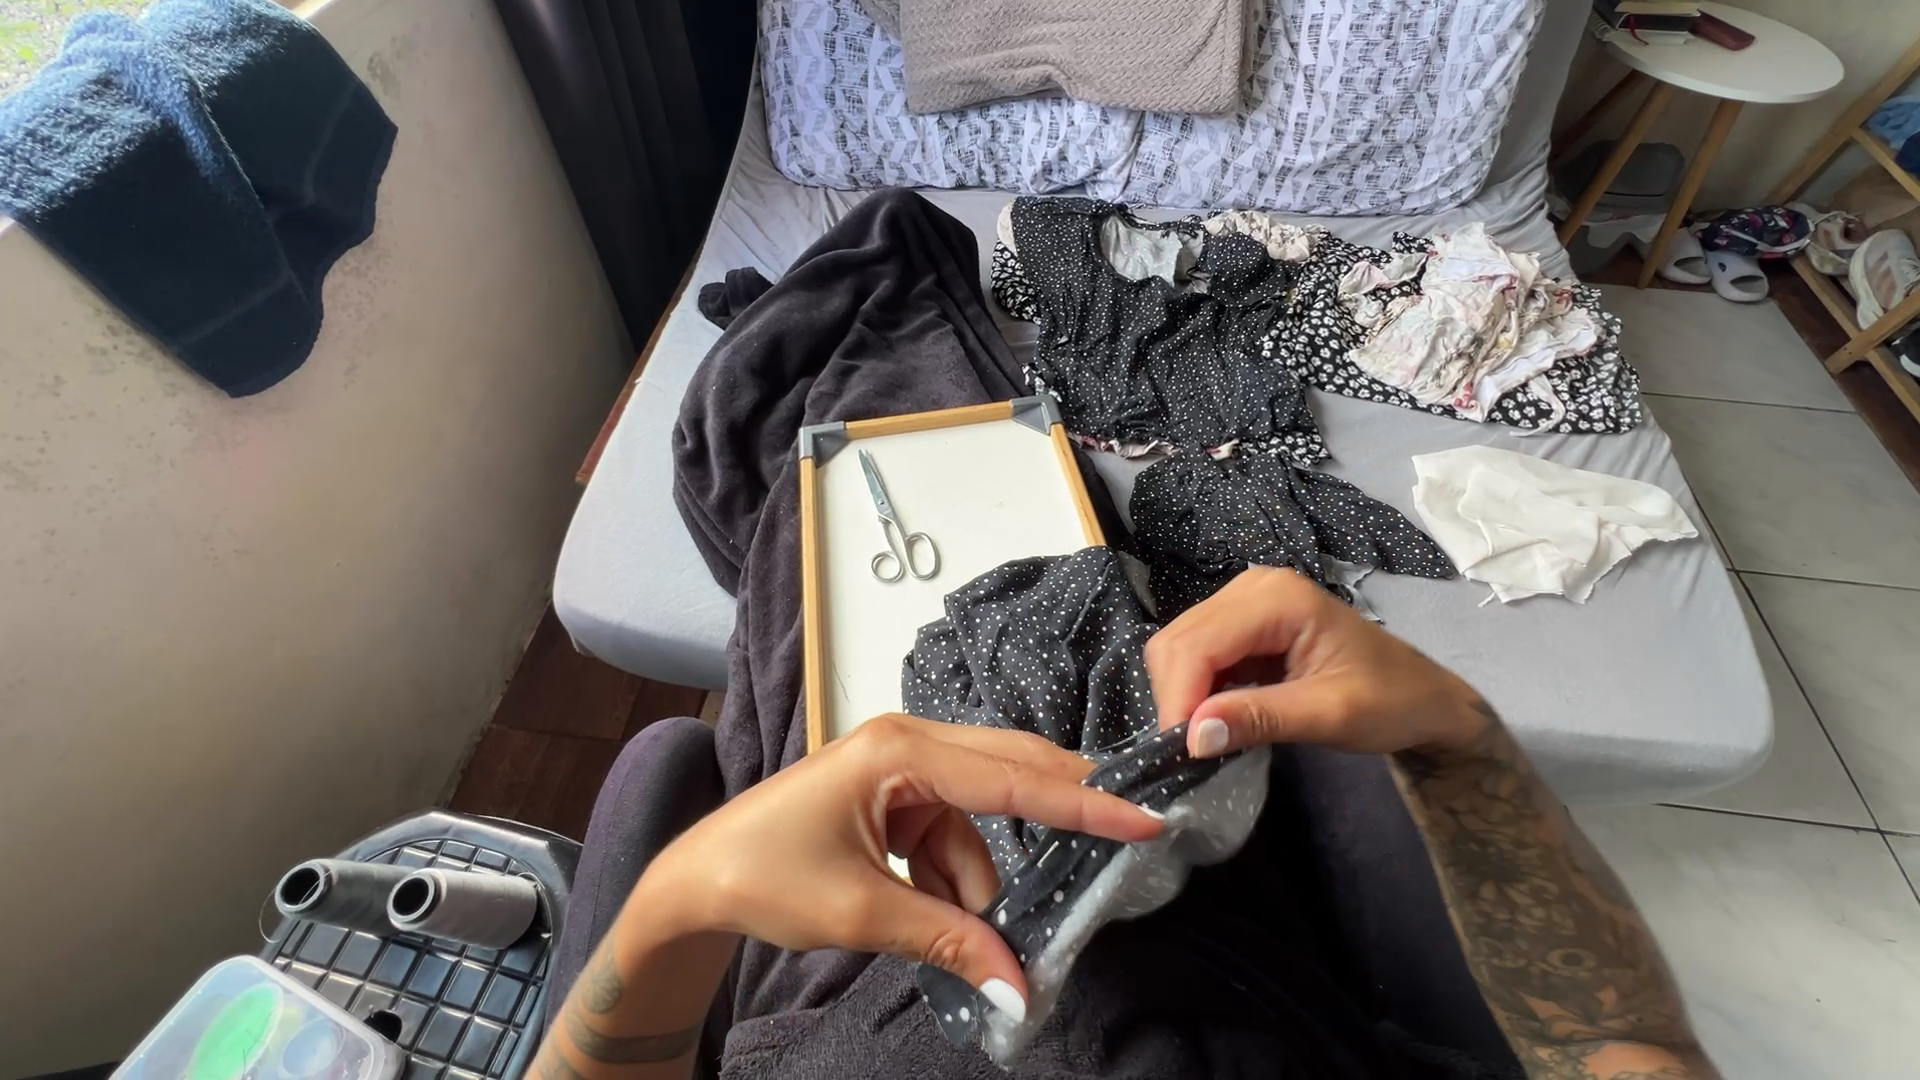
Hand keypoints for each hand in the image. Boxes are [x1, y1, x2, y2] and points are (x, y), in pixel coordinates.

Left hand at [636, 714, 1161, 1020]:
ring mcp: (902, 768)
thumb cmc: (763, 874)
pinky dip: (953, 878)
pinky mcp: (895, 795)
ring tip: (967, 938)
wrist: (698, 879)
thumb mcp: (862, 910)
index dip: (1080, 801)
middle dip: (1053, 811)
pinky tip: (931, 912)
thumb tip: (1016, 988)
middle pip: (1005, 772)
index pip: (1009, 776)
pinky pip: (949, 835)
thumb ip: (947, 940)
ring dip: (979, 880)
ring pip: (977, 821)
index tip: (1140, 813)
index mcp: (899, 751)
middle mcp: (907, 744)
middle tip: (1117, 837)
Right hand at [1144, 565, 1490, 758]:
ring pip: (1178, 646)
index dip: (1180, 695)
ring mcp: (1242, 600)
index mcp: (1277, 599)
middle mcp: (1250, 588)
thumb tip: (1193, 738)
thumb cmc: (1392, 702)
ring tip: (1199, 736)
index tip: (1180, 750)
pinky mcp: (1239, 621)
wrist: (1426, 696)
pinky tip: (1211, 715)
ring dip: (1180, 693)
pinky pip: (1196, 652)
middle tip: (1186, 749)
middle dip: (1174, 695)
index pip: (1199, 644)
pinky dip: (1194, 688)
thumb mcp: (1330, 715)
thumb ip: (1258, 719)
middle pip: (1178, 640)